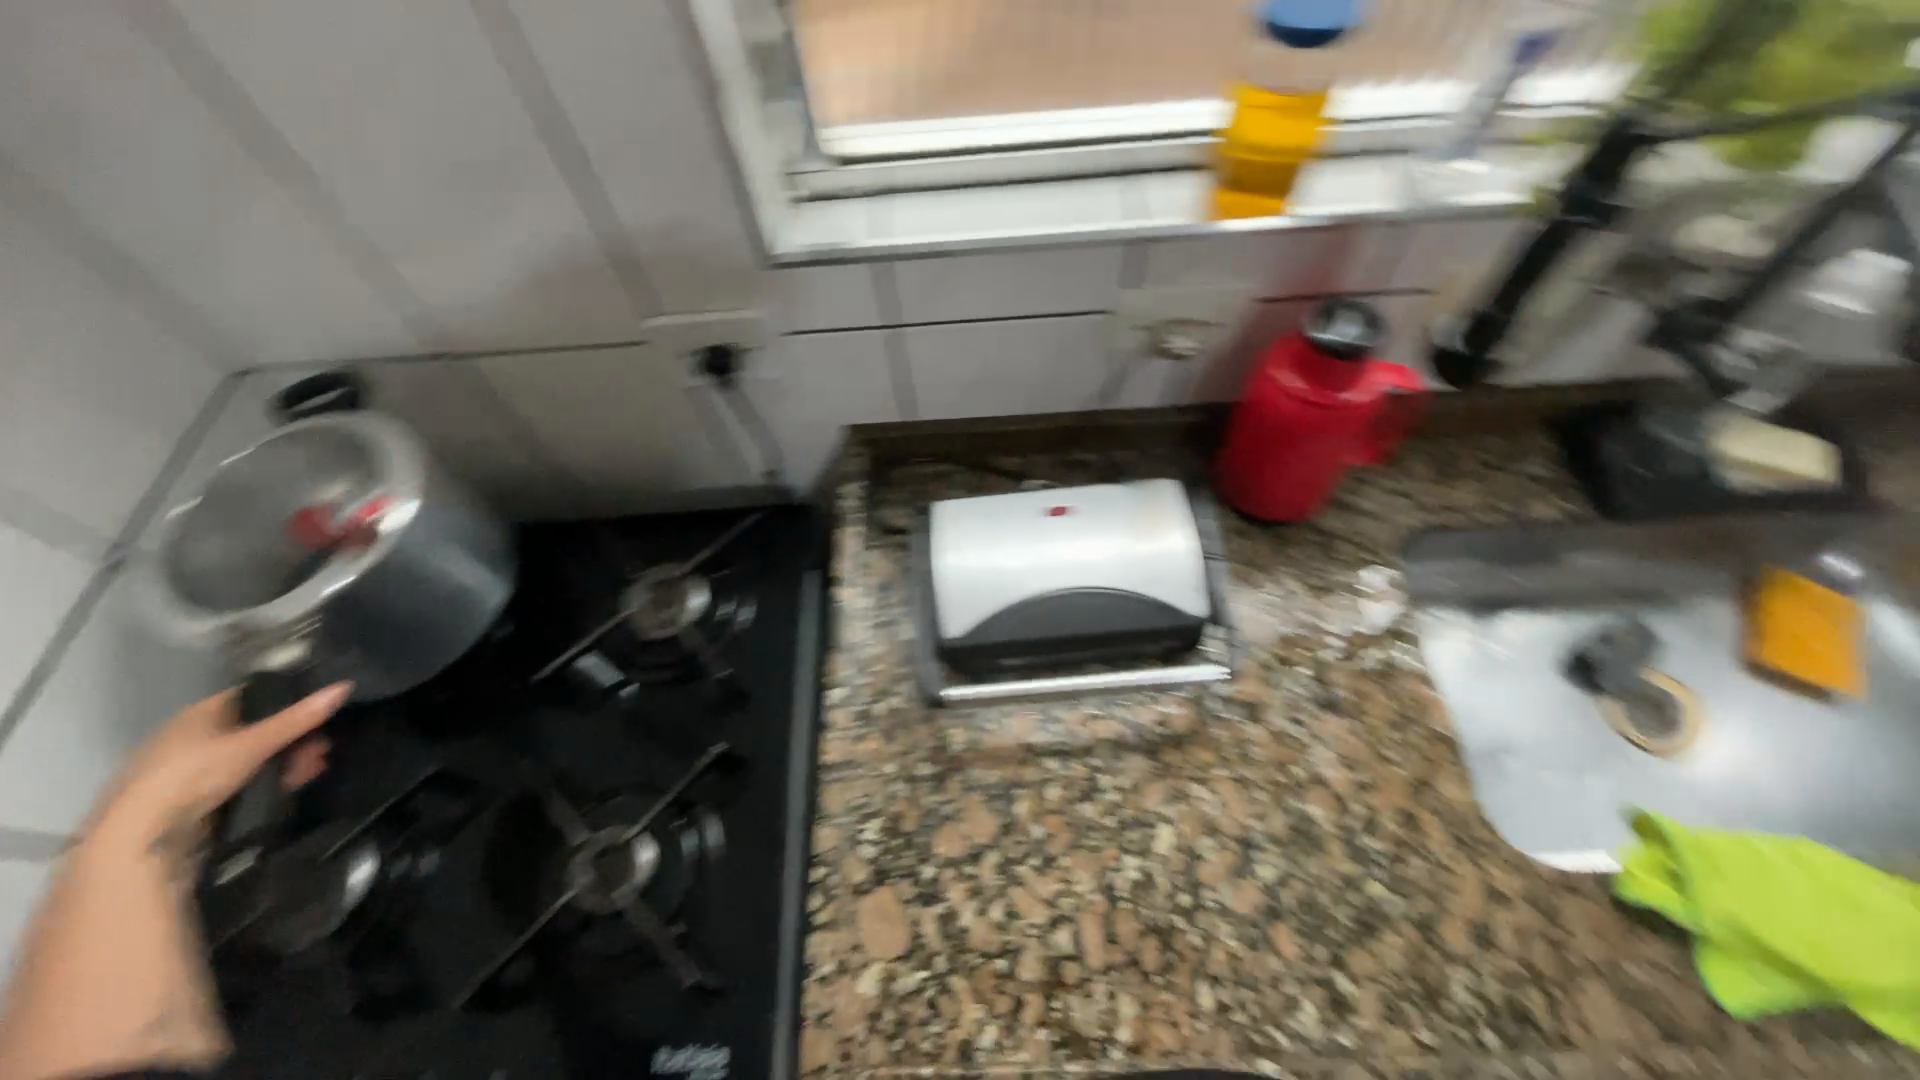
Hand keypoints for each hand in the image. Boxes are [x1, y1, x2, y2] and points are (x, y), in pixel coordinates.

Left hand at [89, 683, 352, 858]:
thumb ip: (299, 719)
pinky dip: (268, 780)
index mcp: (200, 714)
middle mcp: (195, 736)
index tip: (318, 713)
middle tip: (323, 746)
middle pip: (257, 729)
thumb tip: (344, 686)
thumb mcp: (253, 743)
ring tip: (316, 766)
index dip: (287, 701)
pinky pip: (242, 781)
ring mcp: (194, 768)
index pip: (253, 697)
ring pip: (252, 757)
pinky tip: (293, 783)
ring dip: (286, 760)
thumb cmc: (193, 774)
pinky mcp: (197, 797)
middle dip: (293, 737)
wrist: (140, 834)